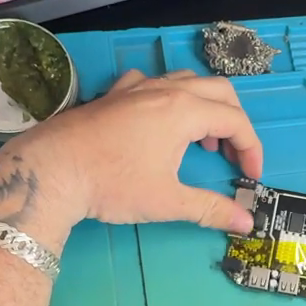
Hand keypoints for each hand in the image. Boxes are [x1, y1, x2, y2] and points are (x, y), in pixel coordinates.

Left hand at [0, 69, 263, 243]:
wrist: (54, 170)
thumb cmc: (113, 185)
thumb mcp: (168, 202)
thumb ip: (211, 209)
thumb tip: (246, 223)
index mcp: (185, 111)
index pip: (236, 121)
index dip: (251, 149)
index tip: (252, 176)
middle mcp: (166, 90)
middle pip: (219, 91)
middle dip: (235, 122)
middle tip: (233, 155)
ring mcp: (138, 88)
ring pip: (187, 81)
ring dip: (206, 107)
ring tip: (202, 140)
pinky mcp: (115, 94)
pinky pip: (153, 82)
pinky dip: (170, 97)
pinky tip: (160, 119)